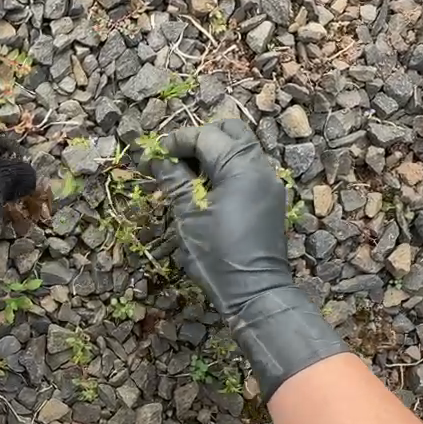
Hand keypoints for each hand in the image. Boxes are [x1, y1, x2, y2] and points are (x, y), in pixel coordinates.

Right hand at [152, 119, 346, 396]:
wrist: (254, 290)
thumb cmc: (216, 254)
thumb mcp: (188, 216)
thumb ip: (174, 180)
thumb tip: (157, 158)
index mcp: (240, 168)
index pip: (206, 136)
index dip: (177, 140)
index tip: (154, 155)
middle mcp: (260, 167)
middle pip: (229, 132)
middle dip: (199, 139)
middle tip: (173, 159)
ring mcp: (268, 182)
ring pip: (240, 148)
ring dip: (211, 153)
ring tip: (185, 175)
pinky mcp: (268, 197)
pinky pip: (246, 168)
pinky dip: (224, 168)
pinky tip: (205, 189)